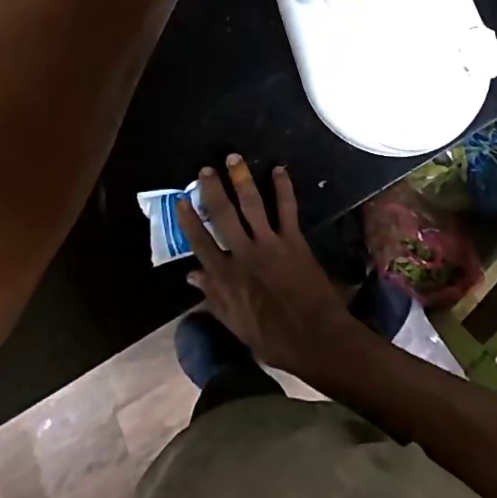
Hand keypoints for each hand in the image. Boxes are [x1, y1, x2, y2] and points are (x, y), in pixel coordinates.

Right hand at [175, 156, 357, 375]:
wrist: (314, 338)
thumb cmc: (273, 339)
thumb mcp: (235, 324)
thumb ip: (213, 297)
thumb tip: (192, 275)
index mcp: (225, 277)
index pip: (200, 242)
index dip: (189, 220)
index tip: (182, 200)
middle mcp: (243, 254)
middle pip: (222, 215)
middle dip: (212, 190)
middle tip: (206, 169)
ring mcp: (269, 244)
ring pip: (251, 205)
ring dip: (242, 179)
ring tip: (234, 158)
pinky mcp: (293, 240)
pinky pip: (287, 208)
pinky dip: (283, 188)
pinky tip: (279, 170)